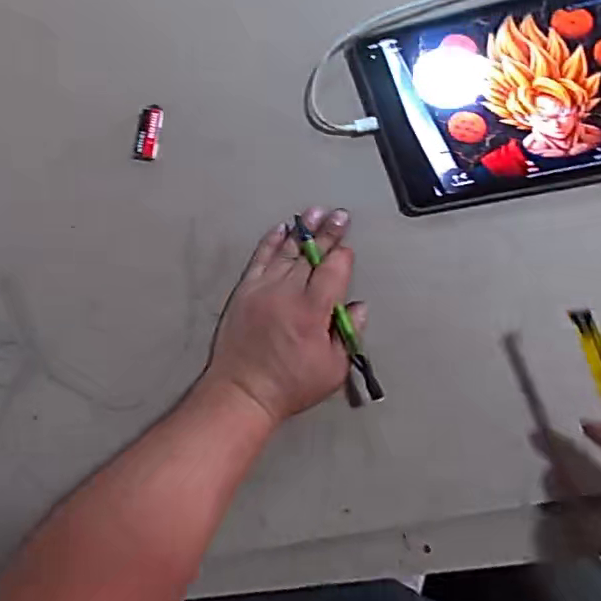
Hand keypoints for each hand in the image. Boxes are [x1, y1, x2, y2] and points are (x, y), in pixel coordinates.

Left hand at [199, 207, 363, 424]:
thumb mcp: (332, 368)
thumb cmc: (290, 383)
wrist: (243, 388)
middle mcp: (286, 293)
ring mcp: (262, 288)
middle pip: (311, 256)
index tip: (349, 247)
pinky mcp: (245, 290)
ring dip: (302, 232)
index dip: (342, 258)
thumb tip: (357, 307)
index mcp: (311, 312)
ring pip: (286, 253)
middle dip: (328, 234)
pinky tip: (281, 230)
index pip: (332, 273)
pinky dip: (270, 243)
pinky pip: (260, 259)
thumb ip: (347, 333)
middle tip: (340, 215)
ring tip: (315, 213)